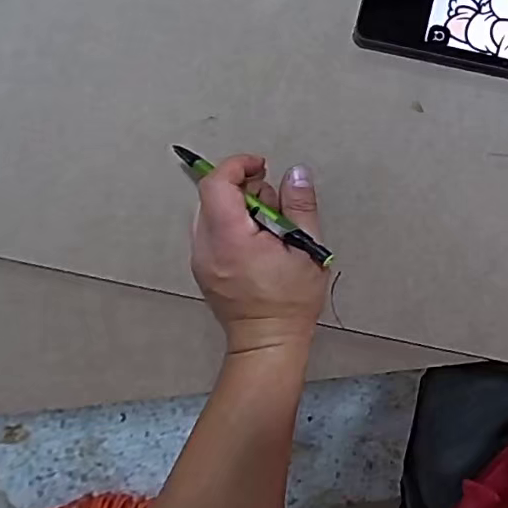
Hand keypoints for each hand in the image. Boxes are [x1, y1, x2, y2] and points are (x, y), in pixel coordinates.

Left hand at [189, 154, 328, 354]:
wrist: (267, 342)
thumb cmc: (289, 302)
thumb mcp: (307, 248)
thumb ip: (300, 206)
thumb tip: (296, 174)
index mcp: (230, 239)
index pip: (217, 184)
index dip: (238, 166)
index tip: (261, 166)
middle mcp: (206, 246)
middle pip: (213, 195)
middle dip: (244, 187)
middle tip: (275, 203)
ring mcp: (200, 258)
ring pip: (212, 211)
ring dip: (239, 206)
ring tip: (270, 227)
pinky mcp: (202, 266)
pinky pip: (211, 229)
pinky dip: (233, 223)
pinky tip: (258, 241)